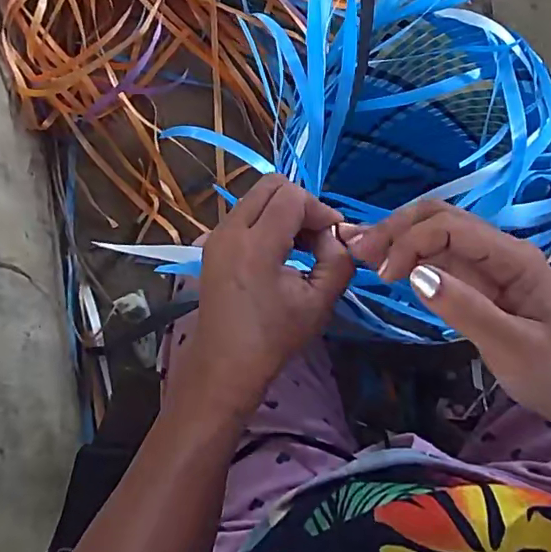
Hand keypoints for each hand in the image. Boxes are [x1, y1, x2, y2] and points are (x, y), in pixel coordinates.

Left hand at [171, 174, 355, 419]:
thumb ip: (338, 260)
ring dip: (284, 211)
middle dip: (302, 203)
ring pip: (257, 197)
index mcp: (255, 245)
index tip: (334, 238)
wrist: (224, 366)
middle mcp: (230, 231)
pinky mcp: (212, 244)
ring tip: (302, 247)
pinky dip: (267, 221)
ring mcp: (216, 235)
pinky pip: (245, 213)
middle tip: (317, 237)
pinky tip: (280, 253)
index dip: (320, 210)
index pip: (293, 197)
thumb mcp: (320, 303)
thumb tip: (336, 236)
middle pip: (271, 184)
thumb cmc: (274, 339)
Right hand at [347, 202, 550, 429]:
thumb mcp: (513, 348)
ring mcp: (486, 265)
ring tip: (359, 250)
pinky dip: (407, 256)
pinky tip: (383, 263)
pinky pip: (436, 258)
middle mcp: (497, 250)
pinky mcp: (476, 283)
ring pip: (434, 233)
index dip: (412, 242)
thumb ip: (466, 309)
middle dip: (396, 227)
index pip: (450, 227)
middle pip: (439, 217)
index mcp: (512, 257)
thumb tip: (415, 275)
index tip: (386, 277)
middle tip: (358, 249)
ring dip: (397, 237)